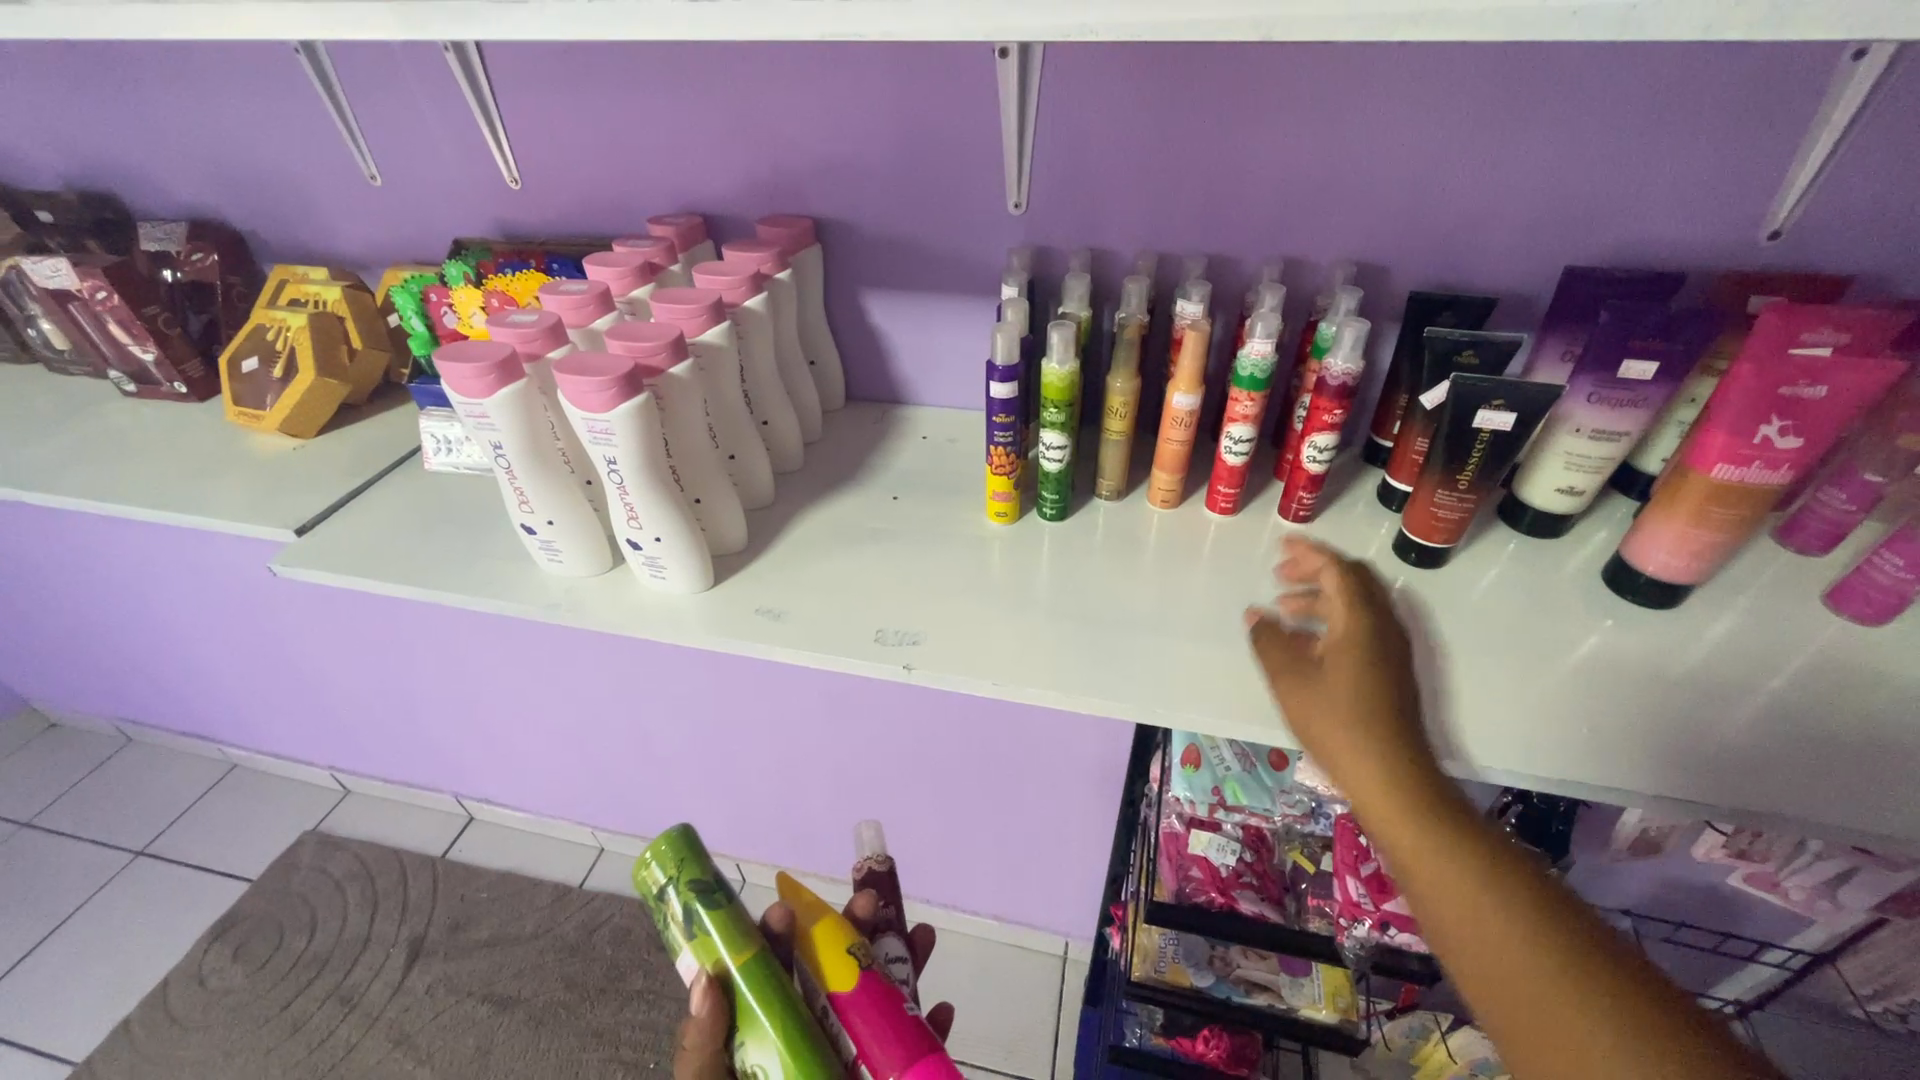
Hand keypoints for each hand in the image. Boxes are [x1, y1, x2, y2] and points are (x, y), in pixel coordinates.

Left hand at [674, 888, 955, 1079]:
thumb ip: (704, 1045)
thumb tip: (706, 976)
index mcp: (763, 1032)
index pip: (770, 974)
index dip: (779, 938)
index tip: (786, 910)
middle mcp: (807, 1038)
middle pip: (831, 976)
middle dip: (853, 934)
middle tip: (871, 902)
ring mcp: (845, 1061)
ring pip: (877, 1005)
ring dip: (903, 966)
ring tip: (921, 934)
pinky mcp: (879, 1079)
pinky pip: (909, 1057)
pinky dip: (930, 1033)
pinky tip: (942, 1010)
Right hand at [1246, 535, 1437, 802]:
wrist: (1391, 775)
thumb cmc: (1336, 722)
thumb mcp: (1290, 680)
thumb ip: (1269, 640)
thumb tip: (1257, 614)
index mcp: (1360, 620)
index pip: (1337, 569)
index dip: (1309, 553)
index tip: (1281, 546)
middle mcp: (1383, 626)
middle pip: (1353, 582)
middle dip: (1315, 572)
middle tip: (1279, 576)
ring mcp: (1391, 649)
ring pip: (1357, 606)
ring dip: (1321, 599)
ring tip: (1284, 612)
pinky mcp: (1391, 670)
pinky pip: (1362, 628)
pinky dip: (1332, 621)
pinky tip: (1306, 645)